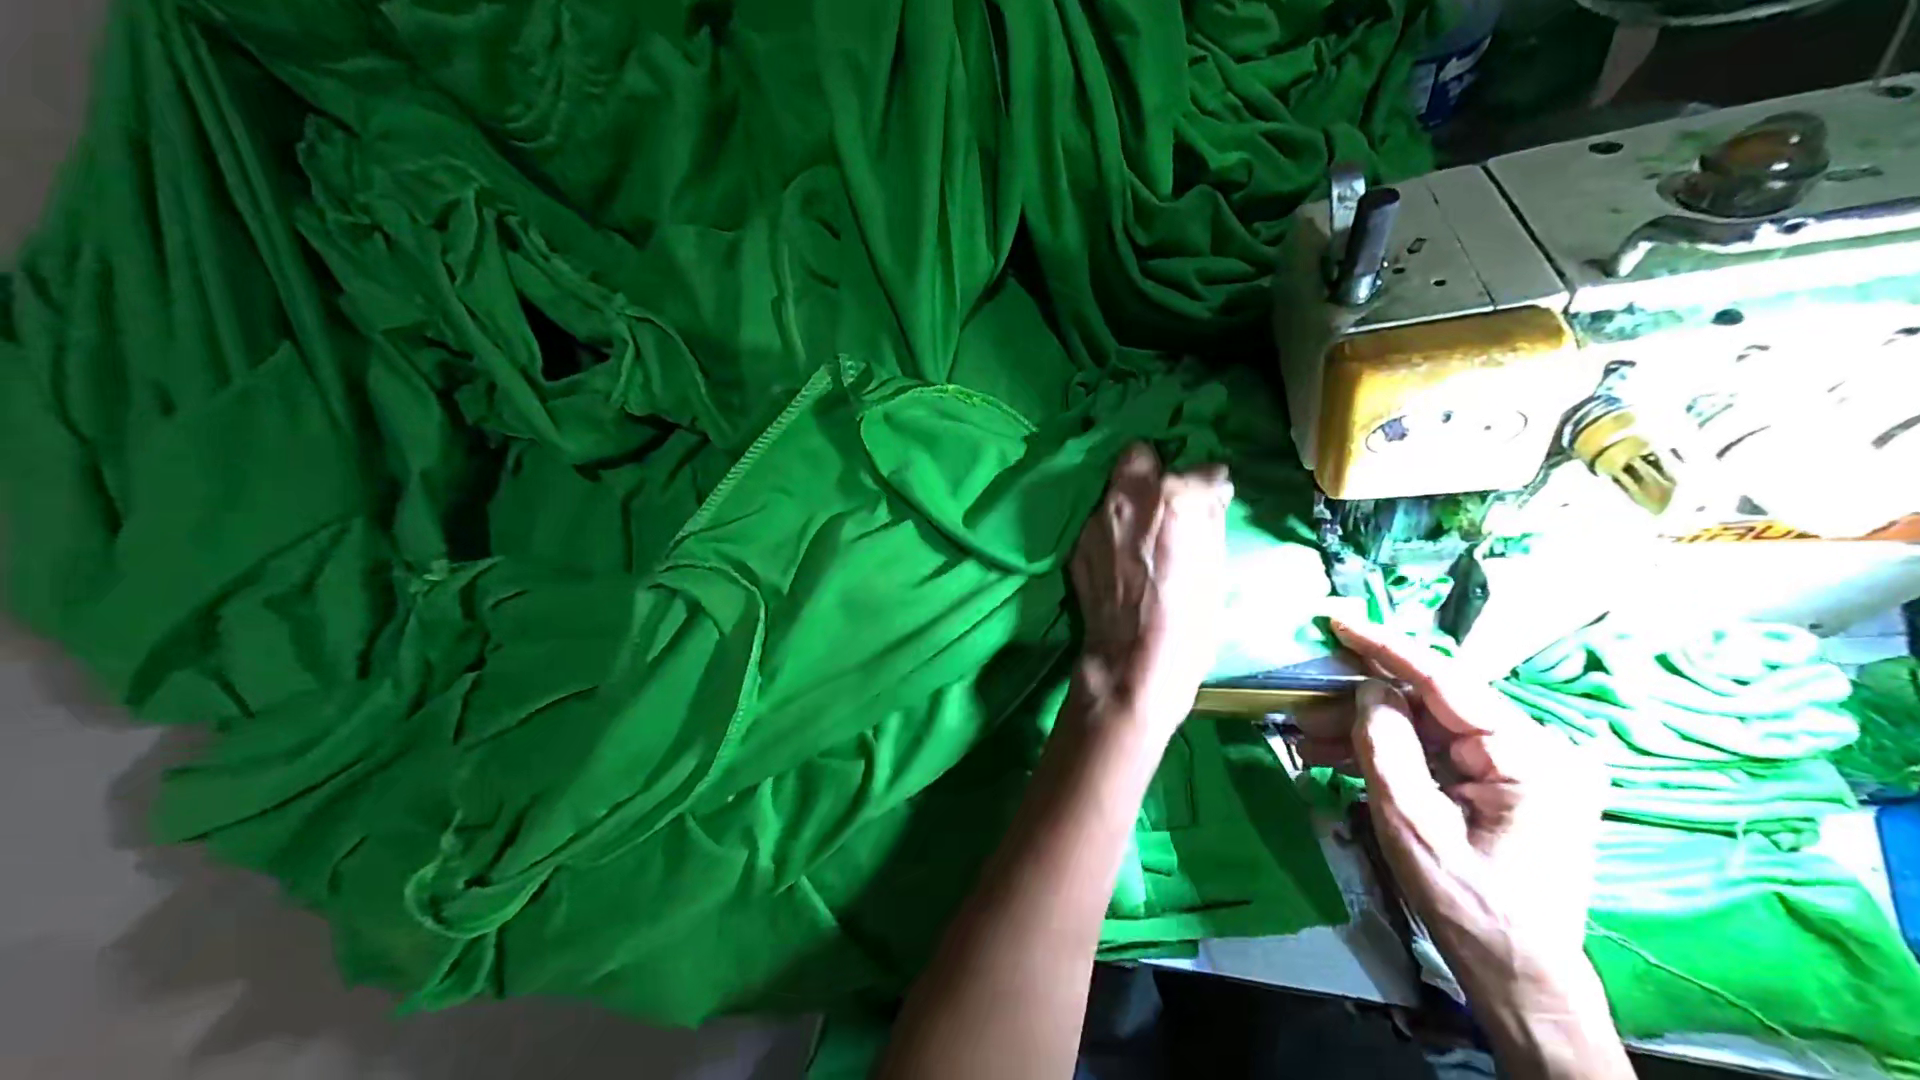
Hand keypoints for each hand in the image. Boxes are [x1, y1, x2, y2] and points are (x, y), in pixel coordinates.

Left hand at [1067, 443, 1231, 740]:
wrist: (1133, 659)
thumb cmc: (1189, 619)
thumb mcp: (1216, 565)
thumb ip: (1210, 516)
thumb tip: (1210, 491)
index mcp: (1174, 497)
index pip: (1201, 468)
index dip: (1206, 485)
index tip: (1207, 499)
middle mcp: (1128, 497)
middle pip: (1139, 455)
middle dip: (1154, 470)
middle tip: (1165, 497)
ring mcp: (1096, 518)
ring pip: (1113, 487)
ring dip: (1129, 498)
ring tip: (1140, 528)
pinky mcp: (1077, 542)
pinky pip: (1097, 519)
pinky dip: (1110, 527)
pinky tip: (1119, 553)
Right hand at [1326, 619, 1617, 1068]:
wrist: (1514, 975)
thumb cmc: (1470, 904)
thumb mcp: (1414, 824)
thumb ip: (1386, 747)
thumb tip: (1367, 688)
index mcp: (1528, 756)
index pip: (1446, 681)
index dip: (1386, 648)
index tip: (1338, 621)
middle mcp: (1529, 750)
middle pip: (1430, 702)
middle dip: (1361, 699)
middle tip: (1304, 696)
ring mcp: (1513, 768)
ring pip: (1422, 726)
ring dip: (1363, 729)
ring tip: (1306, 734)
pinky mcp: (1493, 785)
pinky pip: (1429, 753)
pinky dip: (1382, 752)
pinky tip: (1332, 754)